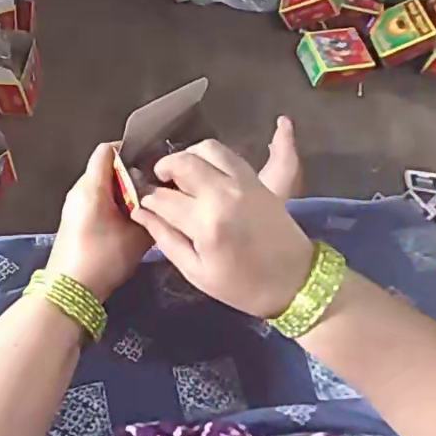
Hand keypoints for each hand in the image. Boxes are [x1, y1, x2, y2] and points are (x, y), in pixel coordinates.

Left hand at [46, 143, 154, 300]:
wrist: (69, 292)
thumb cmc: (102, 260)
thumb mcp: (136, 238)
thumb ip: (152, 215)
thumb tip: (163, 203)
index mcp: (91, 187)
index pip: (107, 150)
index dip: (129, 149)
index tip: (152, 161)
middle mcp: (79, 191)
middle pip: (106, 168)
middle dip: (132, 173)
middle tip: (156, 185)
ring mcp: (74, 206)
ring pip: (103, 186)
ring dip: (124, 191)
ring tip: (148, 203)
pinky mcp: (74, 220)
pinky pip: (97, 201)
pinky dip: (114, 204)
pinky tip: (131, 220)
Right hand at [129, 134, 313, 318]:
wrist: (295, 282)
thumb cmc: (241, 286)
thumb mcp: (196, 272)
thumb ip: (165, 238)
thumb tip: (140, 212)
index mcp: (206, 223)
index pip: (162, 198)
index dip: (147, 199)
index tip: (143, 204)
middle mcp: (224, 194)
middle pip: (182, 162)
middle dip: (163, 168)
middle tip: (158, 182)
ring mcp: (243, 182)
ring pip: (207, 148)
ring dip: (188, 156)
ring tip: (181, 173)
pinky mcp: (257, 179)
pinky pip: (229, 154)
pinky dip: (211, 155)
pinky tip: (204, 170)